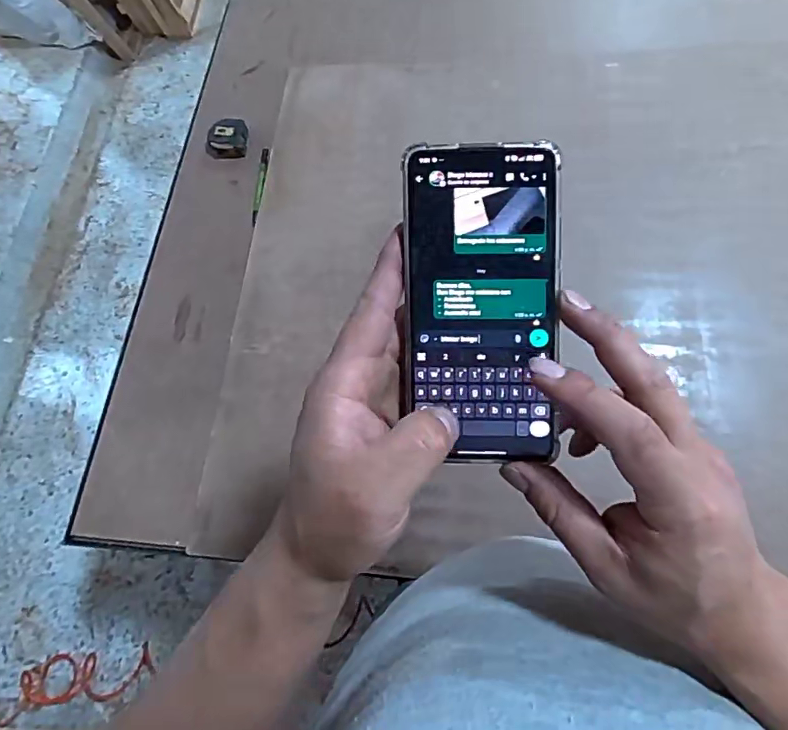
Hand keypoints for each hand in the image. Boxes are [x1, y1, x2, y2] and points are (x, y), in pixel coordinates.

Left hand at [273, 230, 458, 582]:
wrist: (316, 554)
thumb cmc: (336, 515)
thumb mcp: (378, 481)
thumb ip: (418, 441)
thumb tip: (448, 410)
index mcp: (342, 382)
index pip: (368, 317)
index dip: (387, 275)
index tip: (403, 234)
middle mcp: (354, 382)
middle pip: (387, 325)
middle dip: (417, 290)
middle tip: (454, 260)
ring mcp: (369, 402)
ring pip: (403, 352)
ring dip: (431, 327)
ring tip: (470, 300)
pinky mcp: (385, 423)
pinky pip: (414, 383)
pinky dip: (437, 367)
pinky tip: (467, 362)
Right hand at [501, 289, 782, 662]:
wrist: (746, 615)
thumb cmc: (676, 600)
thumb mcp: (607, 568)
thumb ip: (558, 510)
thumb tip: (513, 464)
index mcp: (682, 497)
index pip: (629, 429)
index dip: (581, 395)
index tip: (536, 368)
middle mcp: (698, 459)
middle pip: (653, 380)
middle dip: (608, 334)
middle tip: (567, 300)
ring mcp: (700, 446)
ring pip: (651, 384)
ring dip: (604, 356)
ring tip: (551, 365)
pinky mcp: (692, 444)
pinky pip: (646, 405)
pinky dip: (608, 397)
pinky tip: (578, 427)